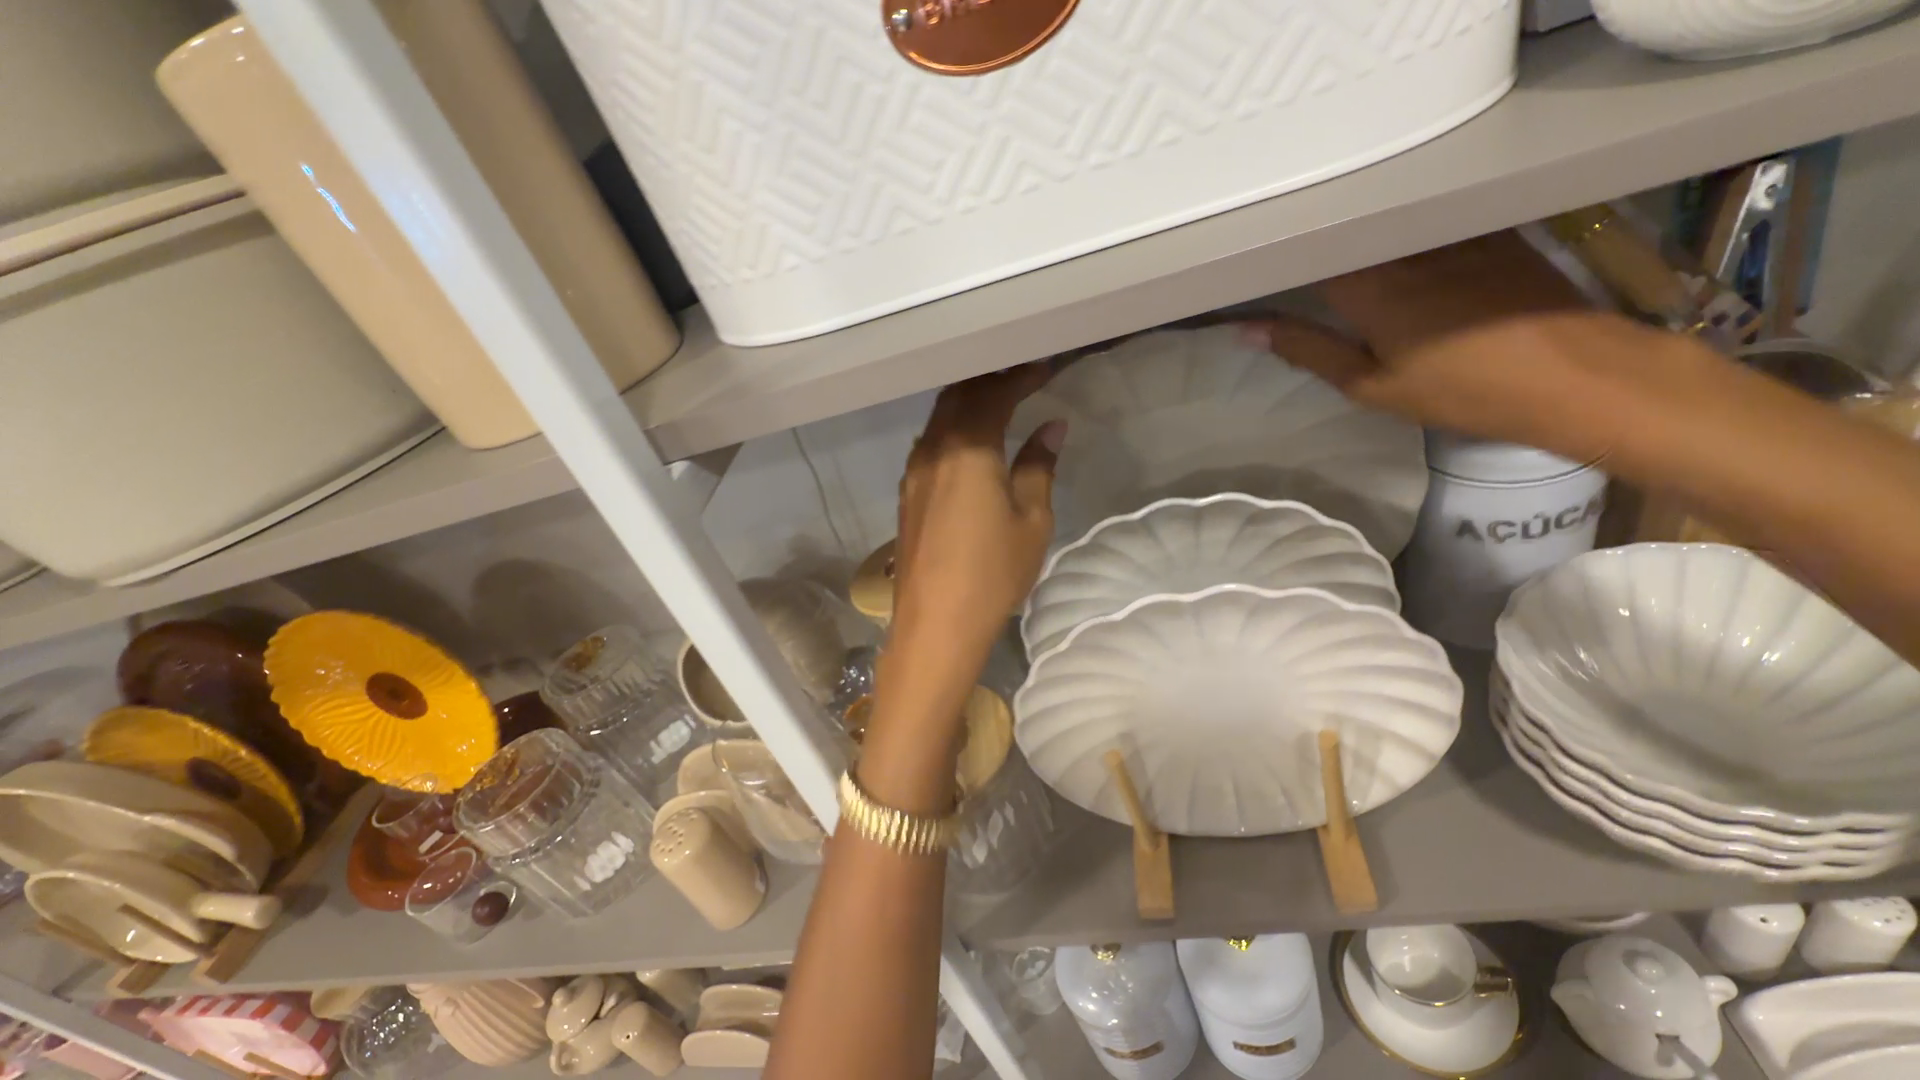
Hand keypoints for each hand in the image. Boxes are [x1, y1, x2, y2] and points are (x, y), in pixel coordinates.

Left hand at [888, 366, 1062, 699]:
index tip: (1046, 365)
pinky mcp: (907, 494)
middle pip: (959, 397)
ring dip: (968, 401)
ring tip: (1000, 398)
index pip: (993, 395)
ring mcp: (914, 472)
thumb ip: (1038, 466)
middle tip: (1023, 374)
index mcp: (967, 449)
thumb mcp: (1031, 520)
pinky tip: (971, 438)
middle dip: (991, 380)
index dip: (1020, 376)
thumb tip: (1051, 427)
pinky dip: (953, 426)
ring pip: (939, 418)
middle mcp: (933, 450)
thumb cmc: (992, 573)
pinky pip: (930, 442)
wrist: (935, 624)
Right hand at [1242, 230, 1712, 463]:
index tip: (1254, 264)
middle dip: (1314, 238)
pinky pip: (1429, 218)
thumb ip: (1308, 351)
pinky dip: (1404, 227)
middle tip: (1288, 252)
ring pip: (1385, 220)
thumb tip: (1246, 328)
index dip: (1276, 254)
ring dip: (1357, 231)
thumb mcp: (1373, 386)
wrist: (1578, 374)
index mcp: (1366, 285)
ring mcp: (1449, 232)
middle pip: (1343, 228)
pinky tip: (1400, 241)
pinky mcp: (1487, 228)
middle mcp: (1402, 245)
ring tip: (1337, 242)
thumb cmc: (1465, 391)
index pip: (1304, 250)